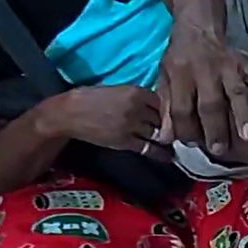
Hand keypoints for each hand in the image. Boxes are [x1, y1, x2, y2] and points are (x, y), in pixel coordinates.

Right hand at [39, 85, 170, 157]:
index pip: (166, 101)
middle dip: (172, 124)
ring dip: (168, 139)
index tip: (177, 114)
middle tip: (180, 130)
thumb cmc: (91, 98)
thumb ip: (140, 96)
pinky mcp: (125, 141)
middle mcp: (137, 109)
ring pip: (159, 133)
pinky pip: (149, 148)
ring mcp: (132, 126)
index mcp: (137, 92)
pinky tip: (170, 157)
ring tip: (178, 143)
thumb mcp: (119, 90)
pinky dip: (161, 154)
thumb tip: (161, 104)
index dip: (171, 109)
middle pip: (165, 118)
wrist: (67, 113)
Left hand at [156, 21, 247, 156]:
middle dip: (215, 128)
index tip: (194, 145)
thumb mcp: (165, 78)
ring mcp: (227, 68)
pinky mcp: (245, 63)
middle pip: (209, 104)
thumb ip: (167, 107)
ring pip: (236, 93)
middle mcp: (203, 72)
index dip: (186, 128)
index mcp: (180, 76)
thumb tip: (167, 138)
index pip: (181, 108)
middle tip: (220, 150)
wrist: (197, 27)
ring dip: (243, 115)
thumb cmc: (180, 58)